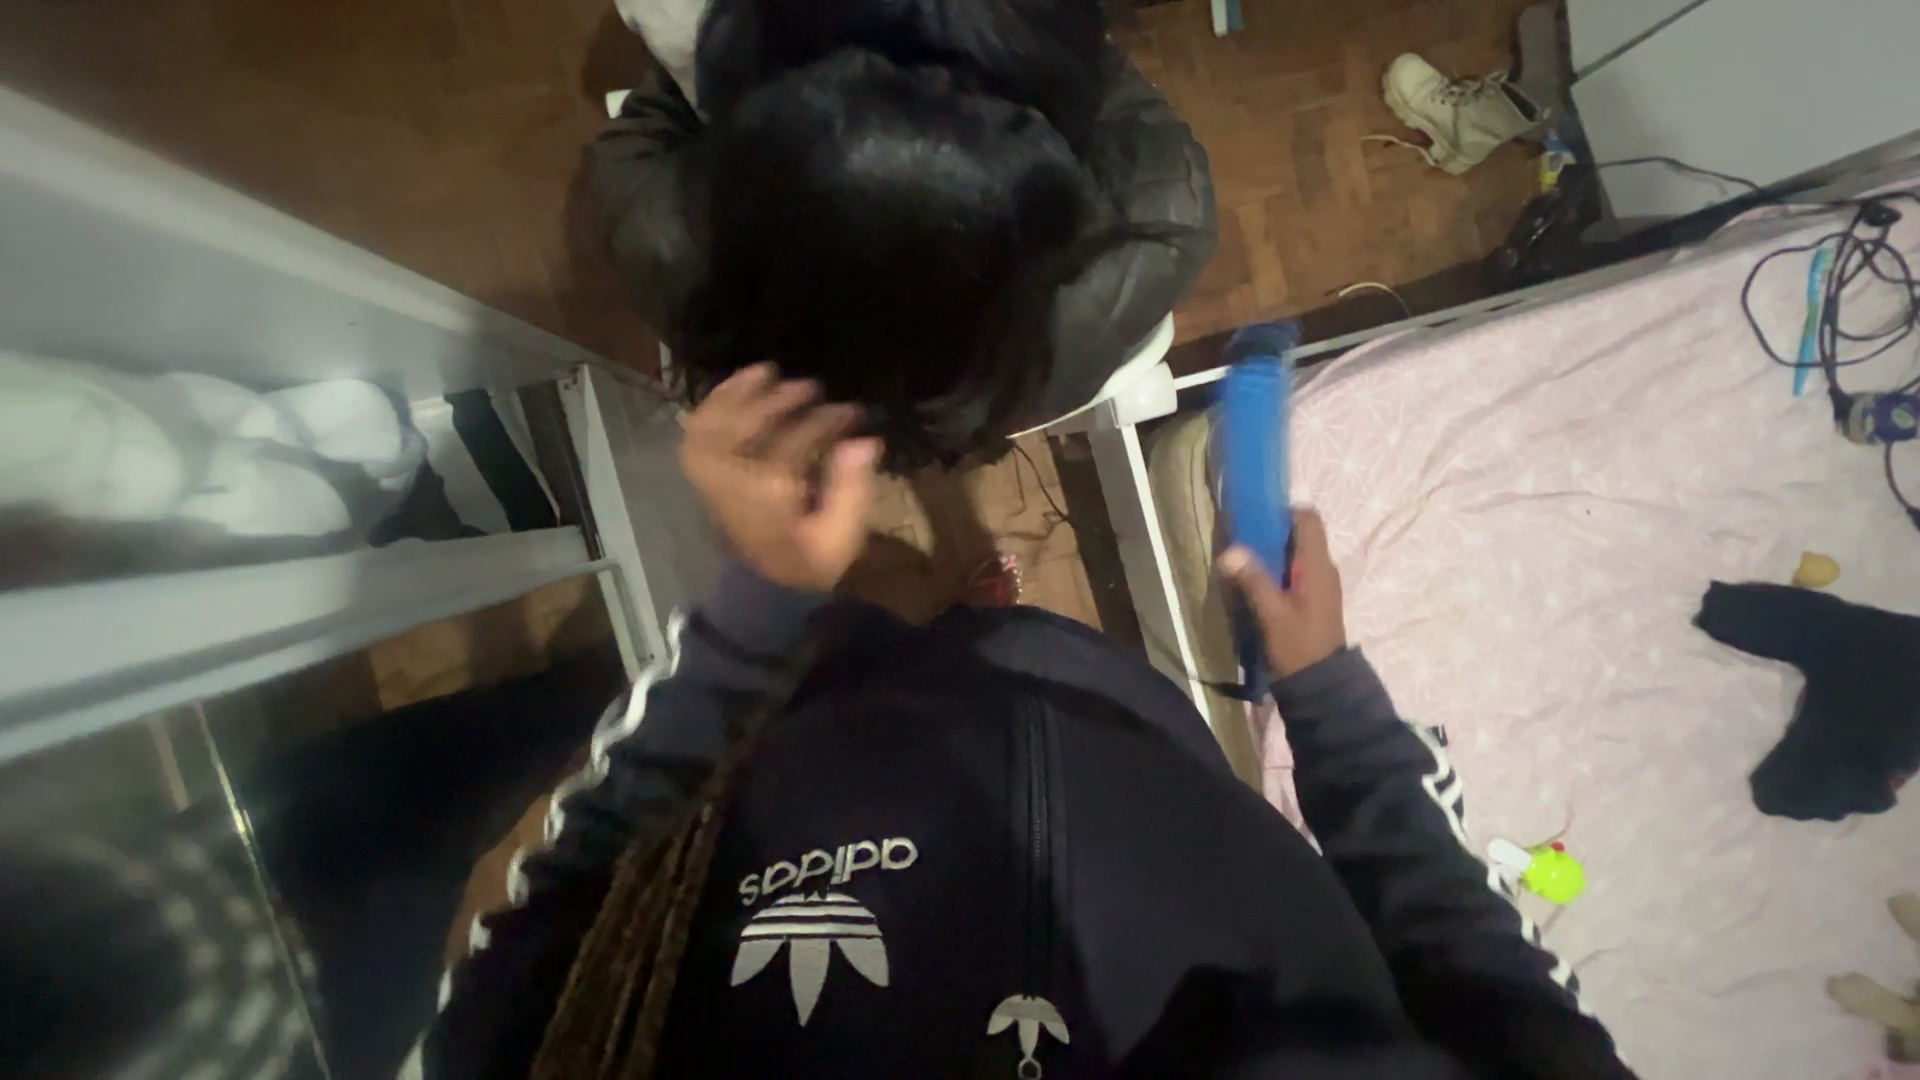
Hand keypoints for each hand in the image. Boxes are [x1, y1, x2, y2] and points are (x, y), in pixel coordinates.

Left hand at [680, 364, 880, 591]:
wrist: (767, 588)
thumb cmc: (810, 560)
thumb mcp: (841, 536)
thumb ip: (852, 489)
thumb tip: (864, 441)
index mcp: (771, 496)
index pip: (795, 441)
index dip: (826, 420)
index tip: (853, 411)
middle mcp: (734, 483)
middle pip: (747, 427)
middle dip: (780, 401)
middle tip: (812, 386)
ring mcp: (713, 480)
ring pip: (714, 425)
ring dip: (739, 394)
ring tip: (767, 371)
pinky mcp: (705, 477)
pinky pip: (696, 433)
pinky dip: (712, 406)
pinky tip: (736, 387)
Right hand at [1218, 508, 1346, 677]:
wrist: (1321, 685)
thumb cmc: (1298, 646)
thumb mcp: (1271, 613)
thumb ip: (1253, 579)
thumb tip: (1230, 550)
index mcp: (1318, 566)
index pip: (1309, 520)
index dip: (1284, 511)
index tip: (1254, 516)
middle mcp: (1324, 568)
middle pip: (1301, 534)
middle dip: (1272, 530)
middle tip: (1240, 536)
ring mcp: (1320, 584)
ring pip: (1296, 552)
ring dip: (1272, 550)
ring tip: (1242, 556)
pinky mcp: (1313, 597)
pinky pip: (1295, 569)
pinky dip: (1277, 567)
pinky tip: (1255, 579)